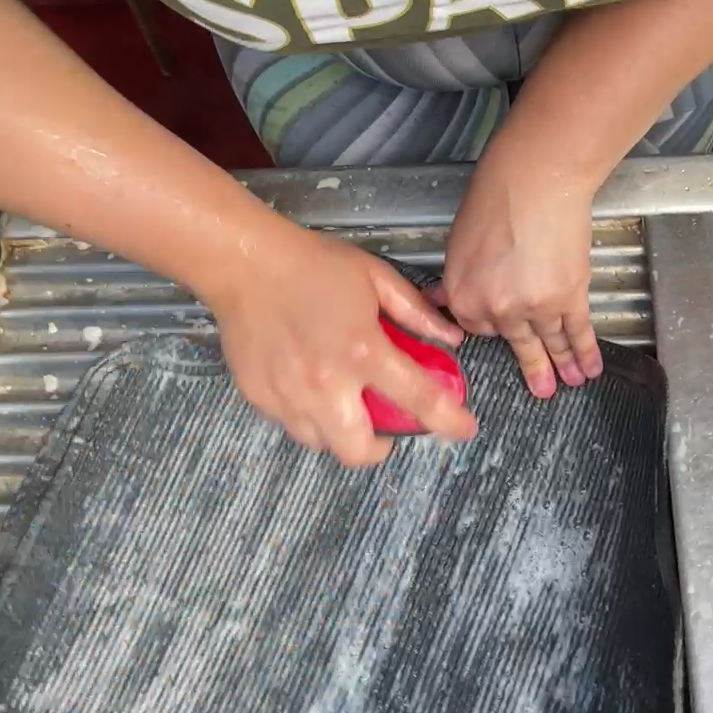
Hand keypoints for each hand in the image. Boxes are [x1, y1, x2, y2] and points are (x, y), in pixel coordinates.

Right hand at [201, 221, 474, 465]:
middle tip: (385, 424)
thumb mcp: (377, 277)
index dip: (448, 420)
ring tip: (345, 401)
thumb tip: (451, 338)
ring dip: (342, 431)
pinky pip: (291, 425)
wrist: (246, 262)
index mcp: (364, 351)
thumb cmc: (315, 264)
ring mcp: (289, 395)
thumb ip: (416, 312)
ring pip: (322, 444)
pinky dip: (309, 416)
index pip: (418, 399)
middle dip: (380, 447)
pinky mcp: (259, 397)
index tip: (465, 430)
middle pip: (360, 450)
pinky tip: (312, 387)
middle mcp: (327, 383)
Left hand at [441, 161, 604, 396]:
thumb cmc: (493, 199)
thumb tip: (446, 299)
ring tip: (569, 384)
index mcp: (465, 297)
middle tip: (541, 390)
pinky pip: (577, 331)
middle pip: (516, 341)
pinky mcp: (569, 296)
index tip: (504, 332)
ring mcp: (536, 308)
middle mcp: (498, 311)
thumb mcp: (460, 242)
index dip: (492, 325)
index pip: (478, 327)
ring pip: (550, 341)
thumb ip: (457, 279)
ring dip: (561, 365)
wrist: (535, 181)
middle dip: (532, 366)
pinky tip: (590, 369)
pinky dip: (585, 351)